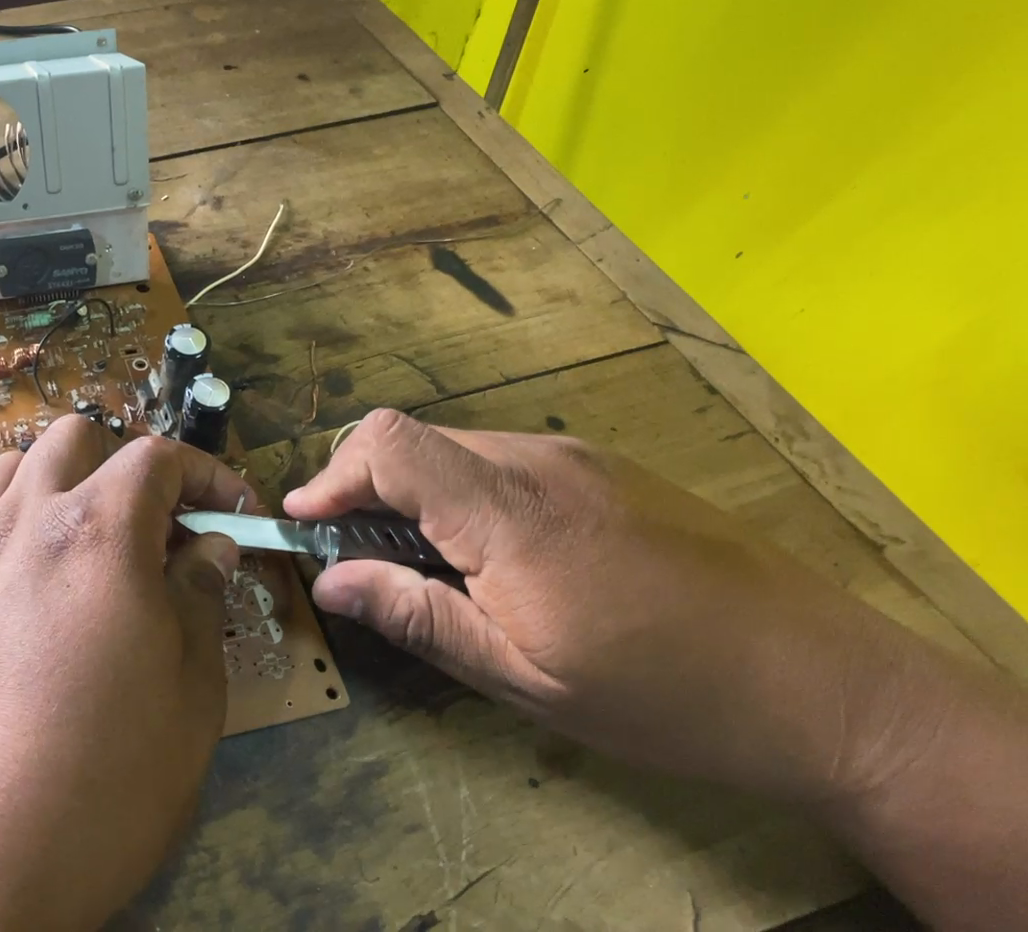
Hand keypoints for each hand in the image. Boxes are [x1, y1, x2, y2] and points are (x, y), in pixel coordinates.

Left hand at [0, 416, 254, 931]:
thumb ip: (199, 598)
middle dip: (124, 467)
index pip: (156, 458)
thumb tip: (209, 547)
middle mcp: (20, 522)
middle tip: (156, 534)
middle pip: (72, 440)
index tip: (232, 514)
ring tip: (80, 548)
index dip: (206, 474)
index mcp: (95, 530)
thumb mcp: (189, 693)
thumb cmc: (102, 781)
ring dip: (52, 487)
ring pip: (4, 471)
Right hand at [283, 409, 944, 807]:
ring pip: (457, 451)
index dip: (332, 475)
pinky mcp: (605, 469)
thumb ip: (416, 618)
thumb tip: (329, 583)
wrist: (830, 685)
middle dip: (365, 489)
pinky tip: (493, 557)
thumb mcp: (523, 677)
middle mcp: (539, 462)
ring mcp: (578, 458)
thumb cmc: (665, 695)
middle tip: (361, 559)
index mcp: (510, 513)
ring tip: (429, 567)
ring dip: (417, 495)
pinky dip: (464, 496)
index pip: (389, 445)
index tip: (307, 524)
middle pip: (415, 441)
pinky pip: (504, 463)